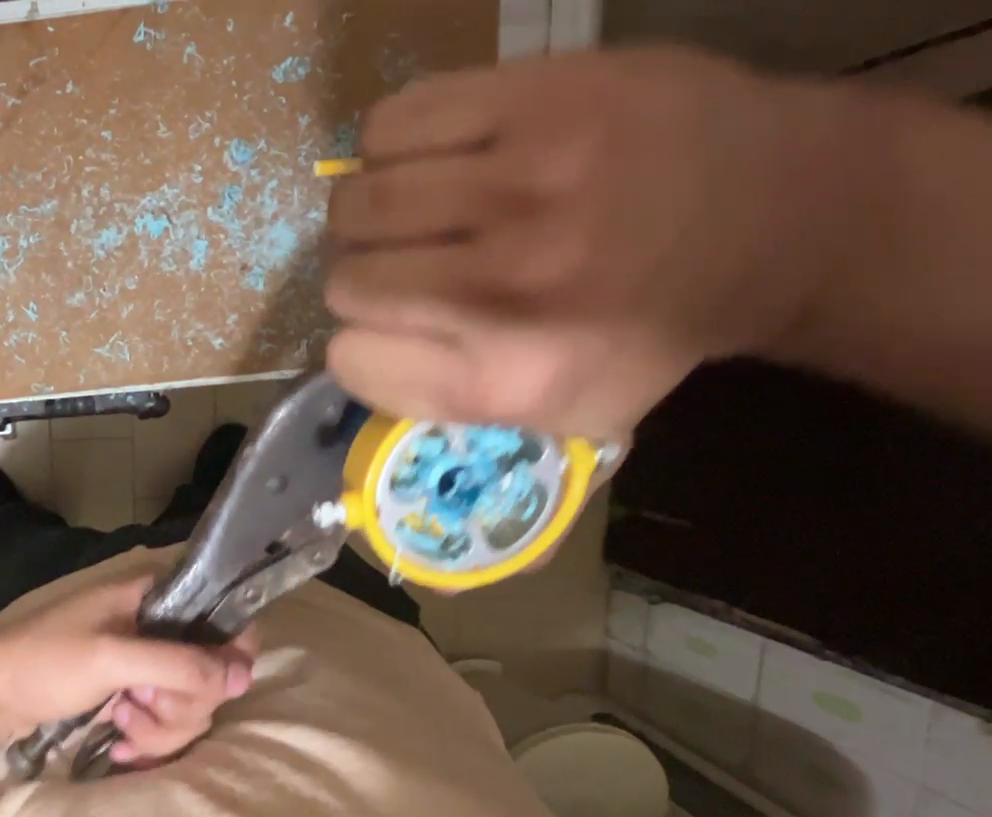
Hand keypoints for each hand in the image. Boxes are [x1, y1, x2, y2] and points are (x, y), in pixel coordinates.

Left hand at [0, 577, 254, 761]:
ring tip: (120, 728)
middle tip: (141, 707)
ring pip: (187, 701)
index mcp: (152, 597)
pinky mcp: (127, 693)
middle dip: (181, 703)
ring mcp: (141, 662)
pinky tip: (118, 743)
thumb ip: (179, 665)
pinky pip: (161, 718)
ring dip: (161, 726)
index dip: (226, 658)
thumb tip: (243, 678)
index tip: (212, 688)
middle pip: (209, 671)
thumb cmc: (45, 664)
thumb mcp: (112, 660)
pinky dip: (146, 735)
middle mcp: (154, 626)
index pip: (222, 618)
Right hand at [322, 47, 857, 437]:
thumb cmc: (643, 330)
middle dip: (364, 273)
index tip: (396, 325)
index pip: (347, 357)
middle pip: (344, 279)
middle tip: (406, 261)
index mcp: (503, 376)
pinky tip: (433, 154)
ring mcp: (523, 183)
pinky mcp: (538, 97)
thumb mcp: (546, 410)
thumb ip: (436, 396)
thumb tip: (346, 345)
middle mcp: (505, 288)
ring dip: (373, 211)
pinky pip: (391, 123)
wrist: (781, 213)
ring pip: (356, 200)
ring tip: (419, 207)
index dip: (362, 340)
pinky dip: (390, 144)